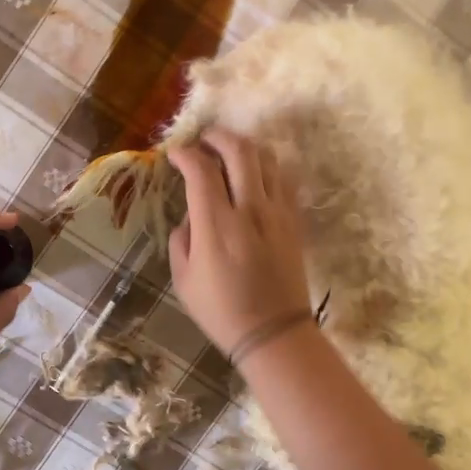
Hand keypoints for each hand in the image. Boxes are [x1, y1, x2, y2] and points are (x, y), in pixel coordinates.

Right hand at [167, 131, 312, 359]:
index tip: (175, 154)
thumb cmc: (220, 311)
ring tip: (230, 152)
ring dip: (246, 148)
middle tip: (205, 139)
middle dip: (218, 137)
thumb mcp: (183, 280)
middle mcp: (250, 210)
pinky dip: (267, 168)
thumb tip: (190, 218)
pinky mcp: (294, 221)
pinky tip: (256, 176)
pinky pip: (284, 180)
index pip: (201, 171)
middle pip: (239, 151)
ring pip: (267, 159)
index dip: (186, 155)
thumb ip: (181, 241)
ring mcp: (277, 213)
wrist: (272, 332)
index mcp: (216, 226)